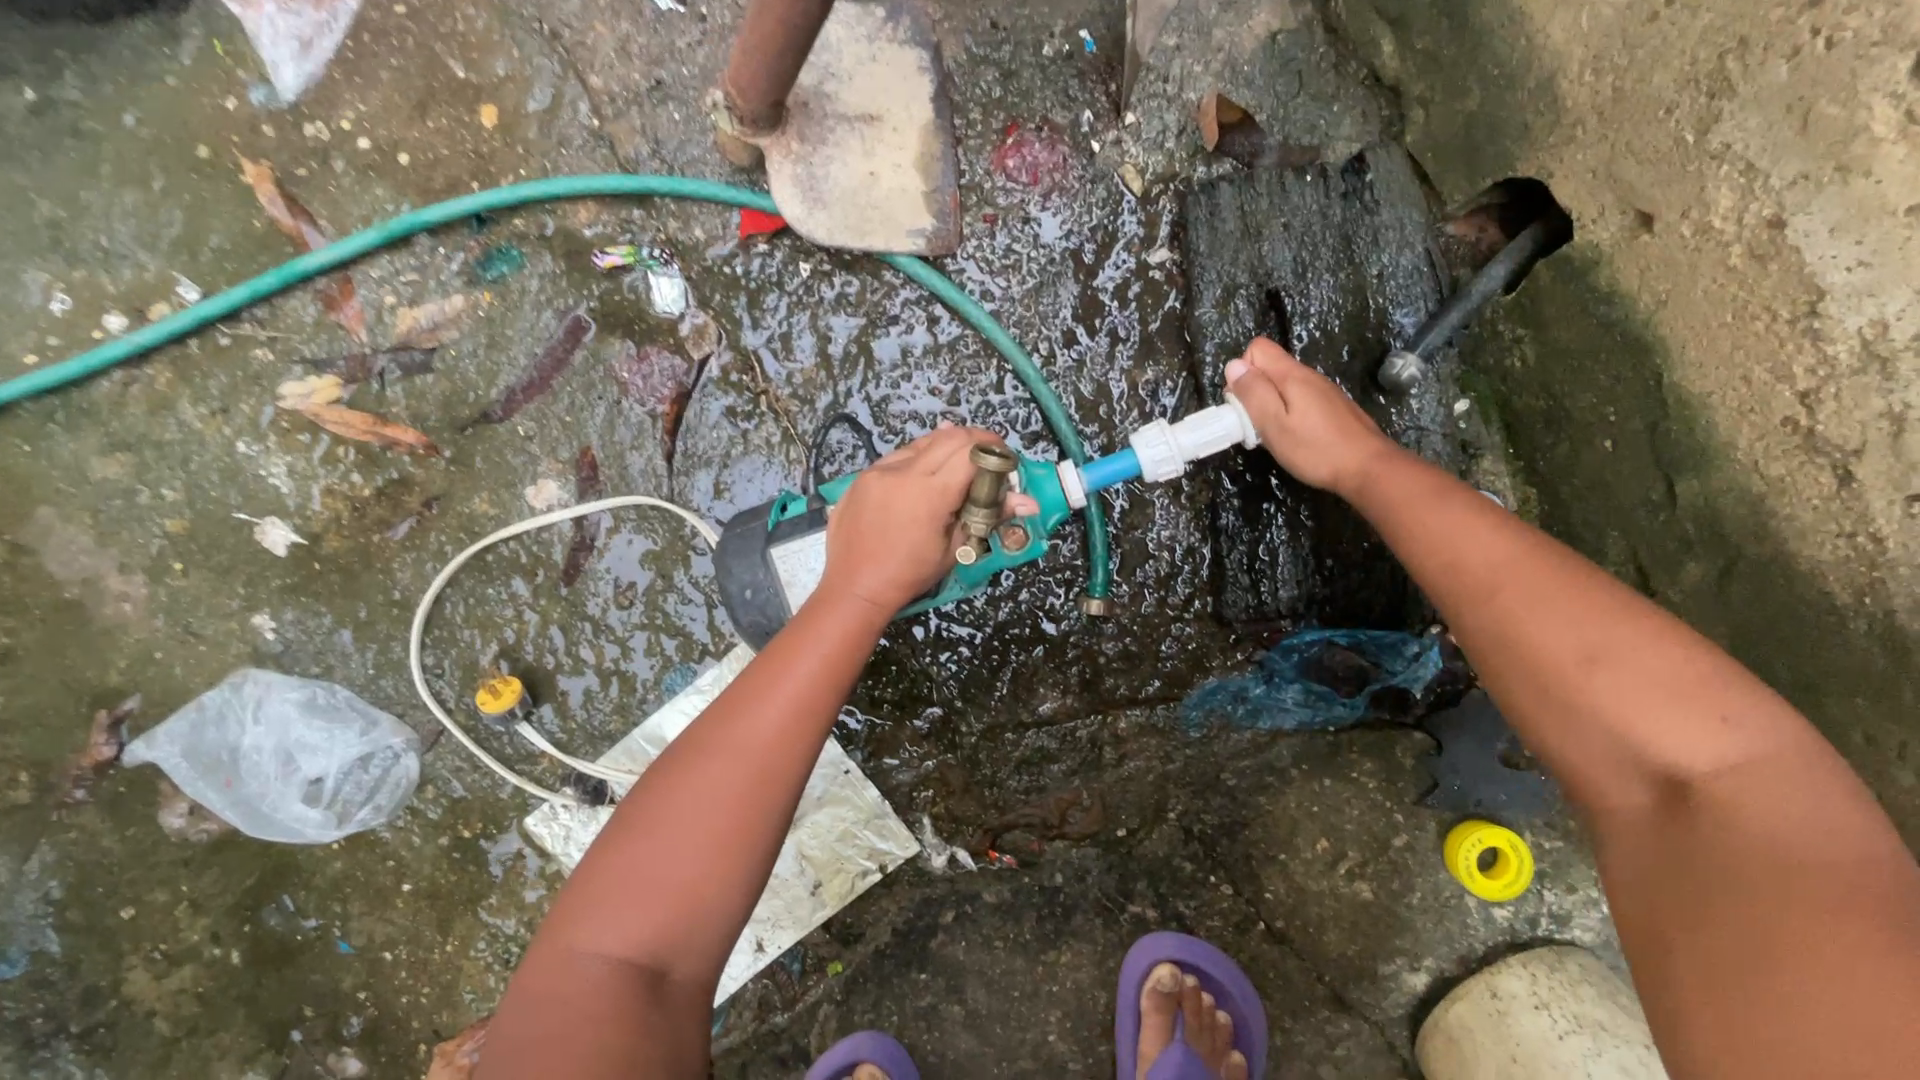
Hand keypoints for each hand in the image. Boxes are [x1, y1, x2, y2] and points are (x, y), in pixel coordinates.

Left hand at [818, 424, 1039, 619]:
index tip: (1005, 456)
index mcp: (930, 493)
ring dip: (946, 444)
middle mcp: (904, 472)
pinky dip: (918, 456)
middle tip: (989, 452)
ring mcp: (879, 471)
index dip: (993, 449)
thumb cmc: (909, 574)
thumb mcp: (954, 549)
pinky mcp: (863, 475)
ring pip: (921, 442)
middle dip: (974, 439)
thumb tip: (1030, 502)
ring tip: (960, 458)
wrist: (855, 586)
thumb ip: (989, 516)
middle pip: (949, 438)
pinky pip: (898, 456)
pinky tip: (925, 469)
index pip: (970, 453)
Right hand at [1226, 337, 1400, 496]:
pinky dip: (1289, 413)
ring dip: (1270, 405)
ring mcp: (1324, 391)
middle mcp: (1309, 376)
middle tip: (1256, 425)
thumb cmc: (1315, 449)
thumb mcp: (1274, 424)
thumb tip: (1233, 365)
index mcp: (1292, 375)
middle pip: (1270, 367)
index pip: (1258, 348)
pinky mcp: (1333, 406)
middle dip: (1254, 391)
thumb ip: (1253, 393)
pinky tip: (1296, 438)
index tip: (1244, 401)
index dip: (1243, 371)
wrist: (1369, 468)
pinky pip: (1300, 398)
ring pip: (1284, 385)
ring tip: (1275, 435)